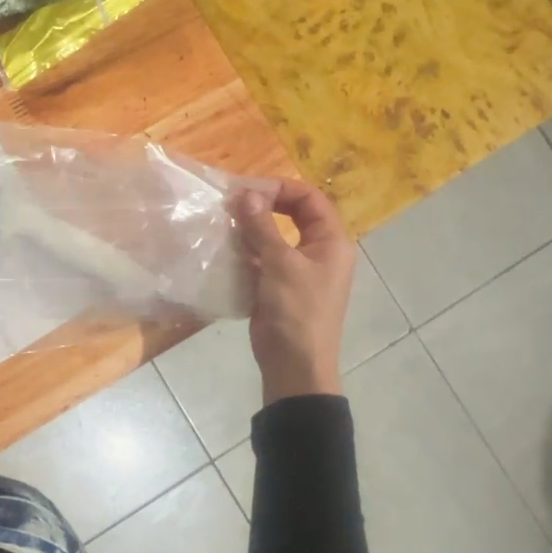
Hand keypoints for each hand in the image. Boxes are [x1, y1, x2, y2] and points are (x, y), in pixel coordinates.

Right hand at [234, 180, 355, 403]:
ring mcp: (296, 271)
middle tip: (229, 203)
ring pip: (273, 237)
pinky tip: (222, 249)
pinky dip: (243, 251)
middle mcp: (316, 252)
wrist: (294, 364)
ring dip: (249, 228)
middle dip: (262, 206)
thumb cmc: (296, 311)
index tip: (245, 190)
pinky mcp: (276, 287)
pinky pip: (260, 259)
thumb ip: (262, 227)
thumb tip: (246, 194)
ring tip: (220, 223)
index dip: (280, 188)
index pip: (309, 199)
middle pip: (291, 215)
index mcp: (331, 242)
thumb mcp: (281, 265)